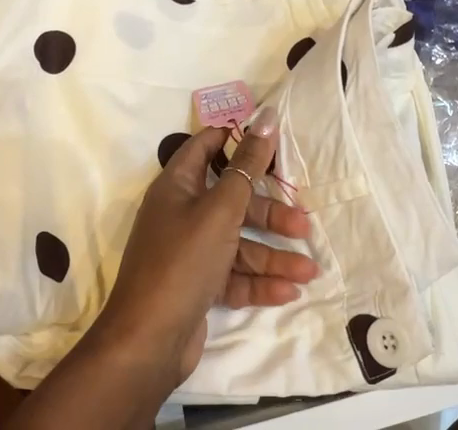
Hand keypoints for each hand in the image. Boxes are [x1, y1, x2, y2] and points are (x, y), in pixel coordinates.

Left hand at [88, 107, 317, 385]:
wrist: (148, 341)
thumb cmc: (183, 261)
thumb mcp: (220, 209)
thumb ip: (247, 166)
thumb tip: (266, 117)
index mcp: (177, 186)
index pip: (205, 147)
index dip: (235, 139)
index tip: (271, 139)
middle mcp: (181, 214)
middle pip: (232, 201)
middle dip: (270, 214)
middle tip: (305, 223)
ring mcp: (189, 252)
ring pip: (238, 243)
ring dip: (273, 256)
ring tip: (309, 271)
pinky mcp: (198, 286)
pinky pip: (233, 275)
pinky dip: (259, 281)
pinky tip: (288, 292)